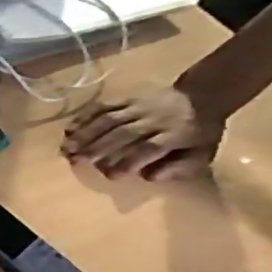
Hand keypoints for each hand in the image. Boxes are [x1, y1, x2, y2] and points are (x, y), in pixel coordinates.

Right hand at [61, 87, 223, 180]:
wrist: (204, 95)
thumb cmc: (199, 132)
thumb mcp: (202, 153)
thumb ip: (178, 167)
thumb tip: (149, 176)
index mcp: (176, 134)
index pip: (150, 148)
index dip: (129, 162)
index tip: (111, 176)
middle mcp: (155, 119)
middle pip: (123, 133)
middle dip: (98, 147)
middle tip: (76, 161)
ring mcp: (139, 106)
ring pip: (109, 119)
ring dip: (86, 134)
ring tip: (67, 147)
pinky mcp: (128, 97)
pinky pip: (103, 106)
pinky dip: (84, 117)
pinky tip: (69, 129)